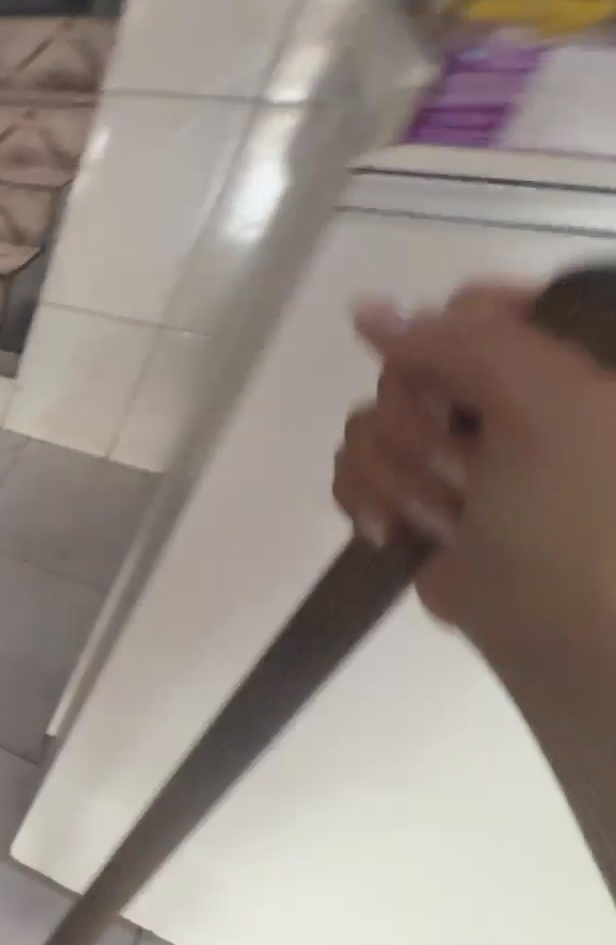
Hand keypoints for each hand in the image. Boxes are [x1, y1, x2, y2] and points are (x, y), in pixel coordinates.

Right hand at [334, 282, 615, 670]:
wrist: (571, 636)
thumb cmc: (590, 523)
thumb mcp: (552, 411)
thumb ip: (468, 345)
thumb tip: (368, 309)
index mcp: (575, 365)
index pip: (482, 307)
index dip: (446, 341)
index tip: (456, 391)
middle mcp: (519, 397)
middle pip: (409, 369)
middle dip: (415, 425)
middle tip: (464, 467)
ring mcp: (468, 449)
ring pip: (371, 424)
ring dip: (391, 474)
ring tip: (442, 515)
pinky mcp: (423, 491)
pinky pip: (354, 468)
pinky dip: (366, 499)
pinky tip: (398, 527)